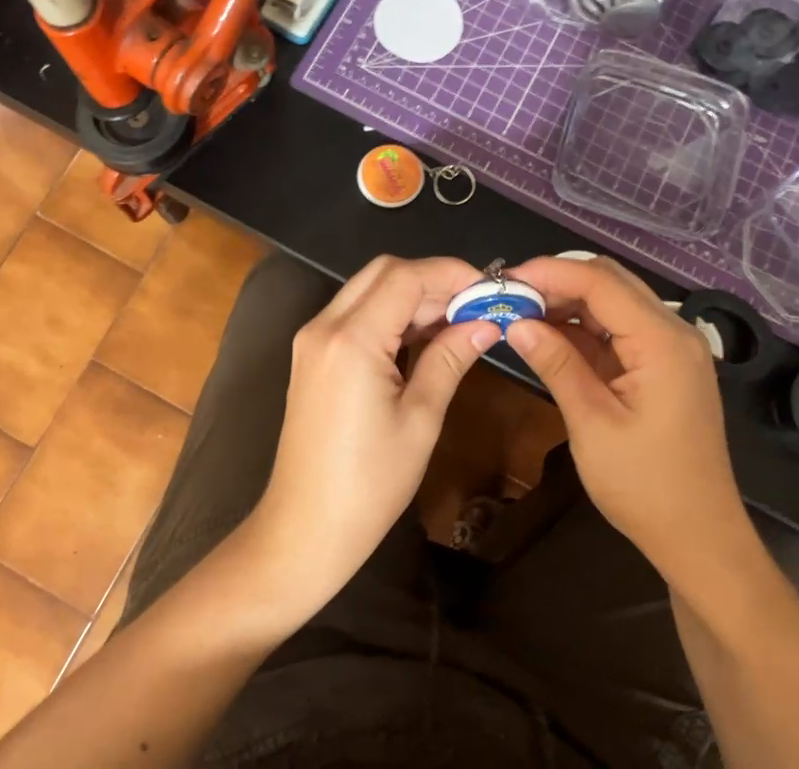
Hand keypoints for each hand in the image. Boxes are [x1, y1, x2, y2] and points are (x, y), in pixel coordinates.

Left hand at [248, 256, 499, 604]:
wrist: (307, 525)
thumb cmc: (371, 482)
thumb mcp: (421, 418)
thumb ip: (450, 359)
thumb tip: (486, 324)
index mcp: (351, 339)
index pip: (404, 276)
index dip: (451, 274)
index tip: (491, 291)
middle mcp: (323, 326)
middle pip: (382, 273)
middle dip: (431, 280)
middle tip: (474, 308)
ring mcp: (311, 340)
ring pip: (366, 290)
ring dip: (410, 297)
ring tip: (457, 323)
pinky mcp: (310, 357)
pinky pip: (352, 316)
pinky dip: (388, 316)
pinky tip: (422, 339)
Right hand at [503, 256, 749, 577]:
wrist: (697, 535)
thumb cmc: (645, 484)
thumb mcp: (592, 422)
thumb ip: (556, 364)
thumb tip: (515, 322)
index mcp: (662, 341)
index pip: (600, 282)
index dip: (549, 273)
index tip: (502, 282)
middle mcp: (673, 333)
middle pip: (610, 283)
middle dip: (556, 282)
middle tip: (506, 298)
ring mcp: (669, 350)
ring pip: (612, 304)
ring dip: (566, 303)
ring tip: (517, 315)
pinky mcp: (661, 368)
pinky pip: (617, 332)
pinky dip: (581, 328)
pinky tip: (545, 336)